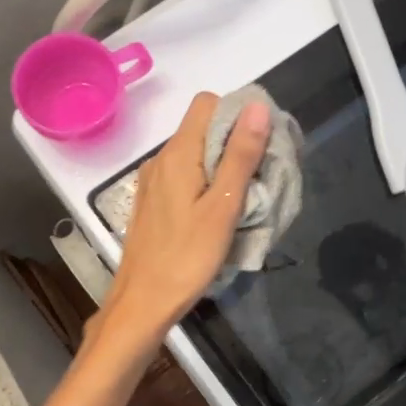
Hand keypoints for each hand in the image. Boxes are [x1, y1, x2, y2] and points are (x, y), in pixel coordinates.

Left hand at [91, 91, 270, 354]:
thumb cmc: (187, 257)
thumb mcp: (223, 206)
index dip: (238, 114)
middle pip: (202, 127)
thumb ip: (240, 155)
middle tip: (261, 175)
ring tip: (245, 196)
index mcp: (178, 153)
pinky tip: (219, 212)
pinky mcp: (154, 202)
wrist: (143, 302)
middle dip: (235, 141)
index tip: (262, 144)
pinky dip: (206, 182)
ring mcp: (154, 181)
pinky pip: (185, 176)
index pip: (208, 103)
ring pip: (195, 153)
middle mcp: (161, 159)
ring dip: (223, 164)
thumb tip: (257, 106)